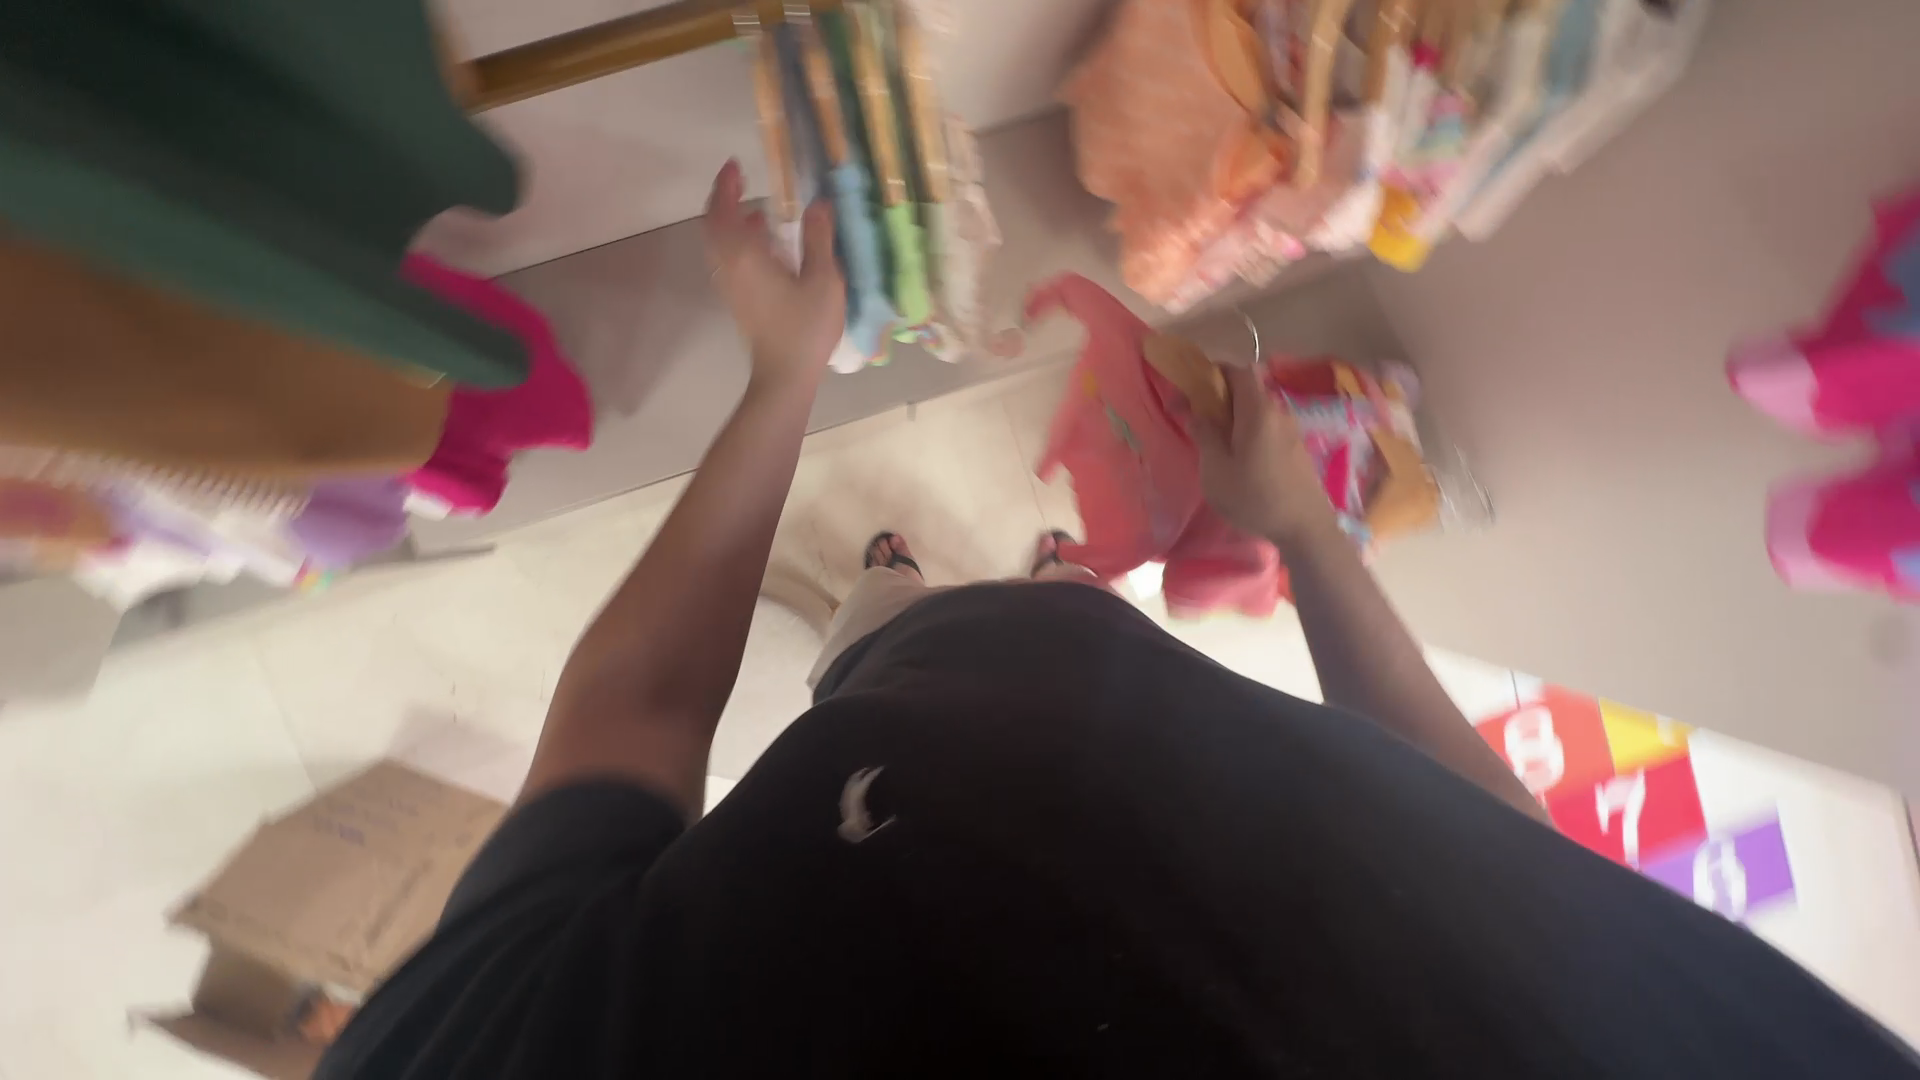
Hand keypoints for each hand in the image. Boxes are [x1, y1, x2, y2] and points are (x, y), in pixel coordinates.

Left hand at [703, 160, 844, 391]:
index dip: (726, 185)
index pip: (723, 210)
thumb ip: (819, 238)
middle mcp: (729, 267)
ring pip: (721, 245)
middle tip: (743, 184)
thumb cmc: (805, 328)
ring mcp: (731, 286)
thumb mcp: (823, 279)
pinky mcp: (739, 302)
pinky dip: (740, 245)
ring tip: (760, 215)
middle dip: (725, 201)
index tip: (736, 166)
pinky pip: (730, 262)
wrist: (785, 375)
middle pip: (714, 225)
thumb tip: (819, 204)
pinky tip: (767, 249)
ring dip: (733, 224)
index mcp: (745, 255)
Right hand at [1191, 362, 1337, 545]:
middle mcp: (1277, 412)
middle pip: (1247, 390)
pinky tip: (1239, 459)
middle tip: (1197, 420)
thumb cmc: (1253, 497)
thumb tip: (1196, 412)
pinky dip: (1248, 432)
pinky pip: (1267, 428)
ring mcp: (1290, 430)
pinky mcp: (1295, 448)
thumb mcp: (1215, 470)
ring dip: (1234, 418)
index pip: (1237, 371)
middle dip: (1220, 398)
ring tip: (1215, 444)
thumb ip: (1205, 435)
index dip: (1213, 373)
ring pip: (1256, 411)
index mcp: (1257, 411)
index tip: (1191, 391)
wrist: (1304, 527)